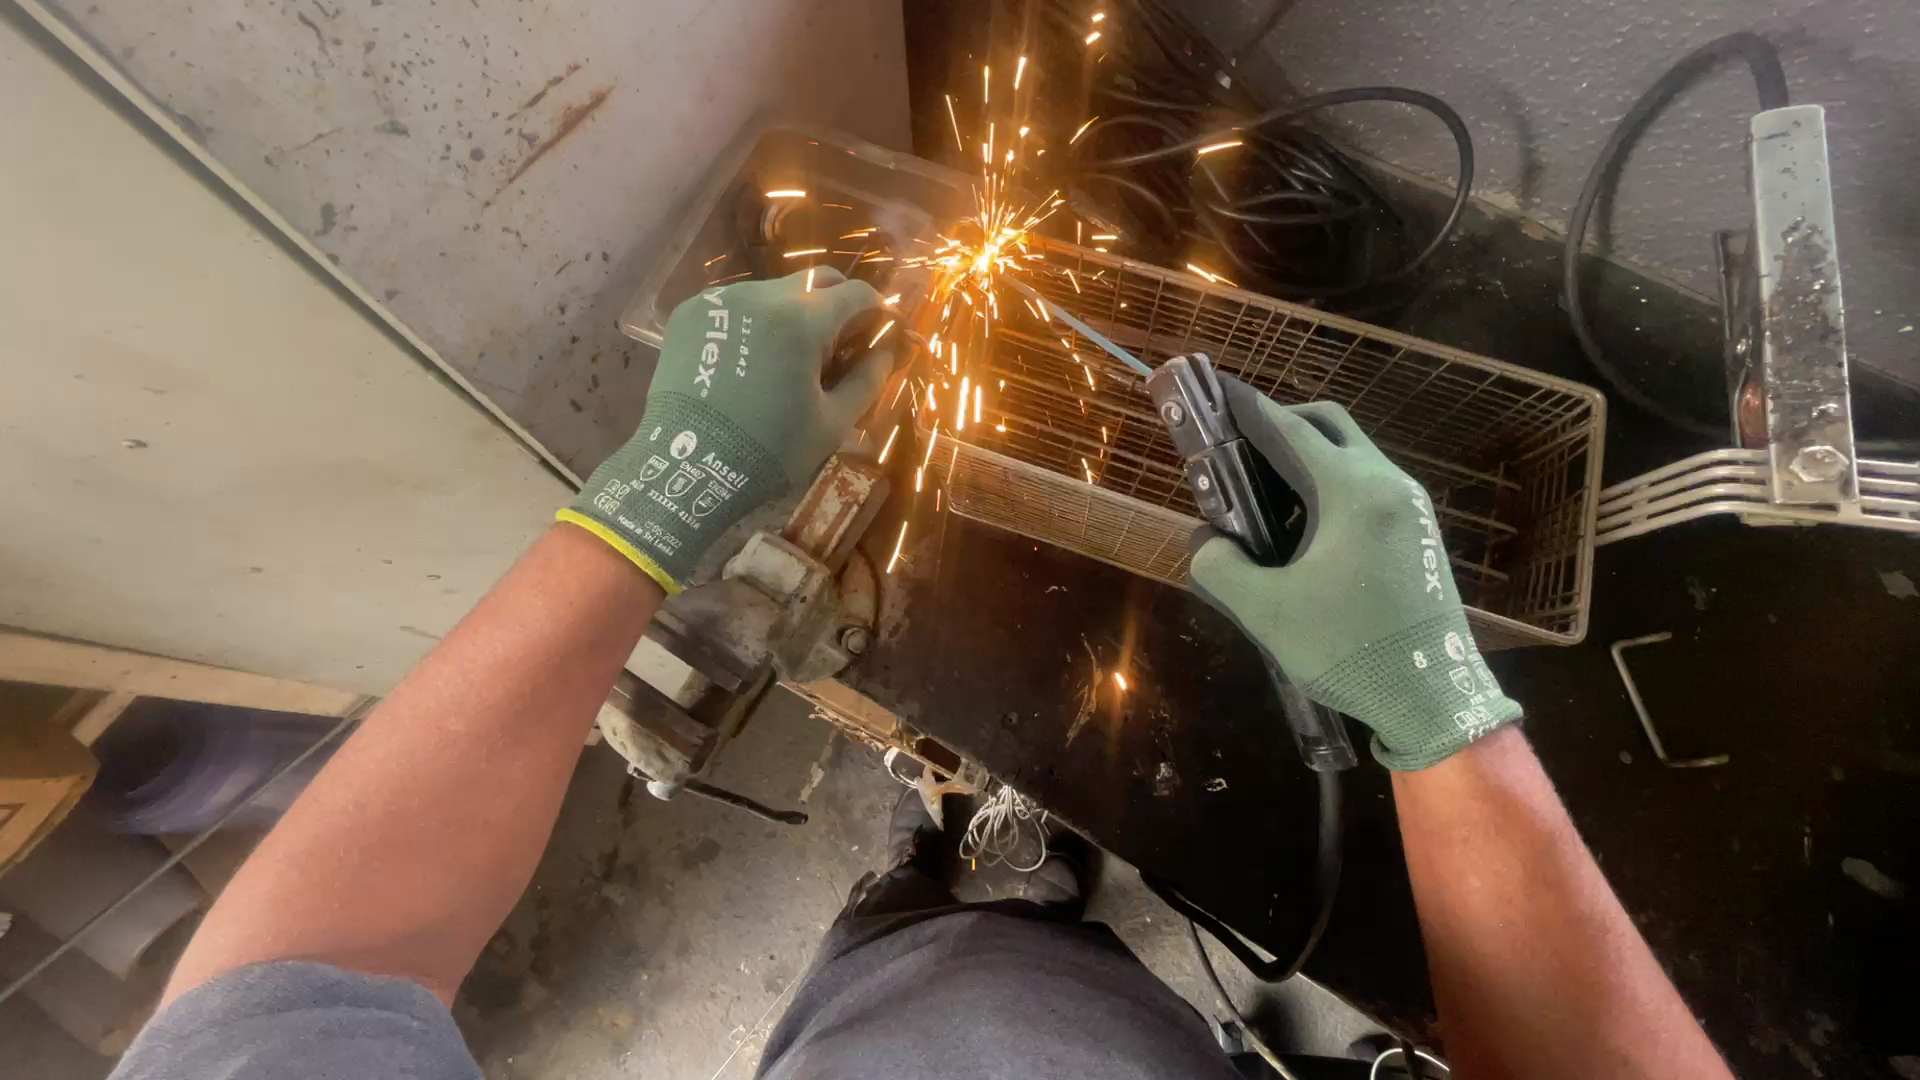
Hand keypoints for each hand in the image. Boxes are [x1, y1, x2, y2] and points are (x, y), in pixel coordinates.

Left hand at [560, 268, 891, 591]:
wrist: (688, 464)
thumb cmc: (770, 450)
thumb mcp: (833, 424)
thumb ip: (867, 380)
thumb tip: (887, 352)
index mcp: (802, 321)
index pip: (857, 293)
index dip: (879, 311)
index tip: (883, 333)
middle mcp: (762, 295)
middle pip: (818, 279)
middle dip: (840, 305)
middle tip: (844, 344)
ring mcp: (722, 299)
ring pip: (778, 290)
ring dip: (798, 312)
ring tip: (795, 356)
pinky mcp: (693, 312)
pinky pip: (741, 304)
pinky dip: (760, 321)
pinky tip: (757, 358)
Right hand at [1187, 376, 1520, 769]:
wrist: (1433, 700)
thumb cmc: (1346, 649)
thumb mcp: (1264, 611)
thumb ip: (1219, 566)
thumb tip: (1206, 541)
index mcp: (1354, 494)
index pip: (1290, 430)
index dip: (1248, 408)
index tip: (1217, 390)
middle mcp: (1389, 486)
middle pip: (1329, 425)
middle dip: (1279, 422)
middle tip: (1236, 444)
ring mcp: (1410, 508)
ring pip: (1349, 455)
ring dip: (1301, 458)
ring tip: (1258, 493)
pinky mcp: (1417, 533)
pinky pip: (1363, 486)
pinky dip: (1324, 485)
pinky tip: (1298, 529)